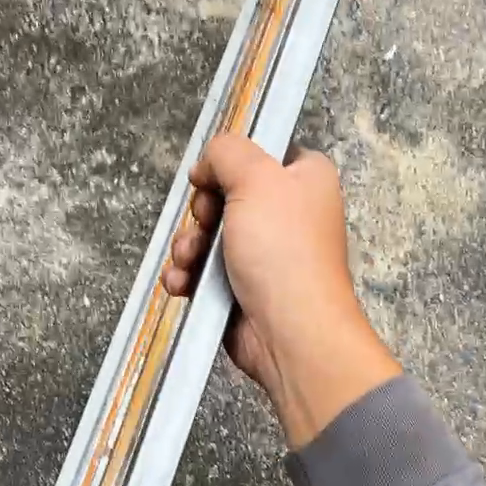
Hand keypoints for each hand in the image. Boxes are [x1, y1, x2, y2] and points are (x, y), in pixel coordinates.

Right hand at [161, 135, 401, 448]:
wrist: (290, 333)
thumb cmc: (284, 254)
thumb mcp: (256, 179)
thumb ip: (227, 153)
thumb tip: (207, 164)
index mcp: (303, 180)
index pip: (258, 156)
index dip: (227, 165)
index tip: (210, 180)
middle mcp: (286, 216)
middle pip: (222, 198)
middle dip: (200, 214)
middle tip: (205, 226)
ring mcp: (262, 257)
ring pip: (206, 238)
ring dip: (187, 248)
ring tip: (189, 263)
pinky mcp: (240, 290)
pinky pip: (202, 275)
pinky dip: (186, 278)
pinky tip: (182, 285)